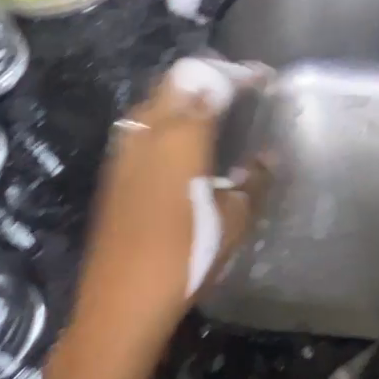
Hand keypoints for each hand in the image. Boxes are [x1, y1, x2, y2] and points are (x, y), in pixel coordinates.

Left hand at [76, 76, 267, 322]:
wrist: (120, 303)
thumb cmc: (187, 255)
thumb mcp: (233, 220)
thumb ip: (253, 181)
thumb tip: (266, 159)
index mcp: (185, 133)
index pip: (214, 83)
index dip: (240, 74)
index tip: (262, 76)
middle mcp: (151, 130)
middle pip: (177, 81)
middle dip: (207, 75)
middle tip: (234, 86)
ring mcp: (126, 150)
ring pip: (153, 100)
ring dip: (180, 95)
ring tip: (208, 108)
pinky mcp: (112, 172)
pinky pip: (140, 126)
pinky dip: (162, 119)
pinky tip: (178, 141)